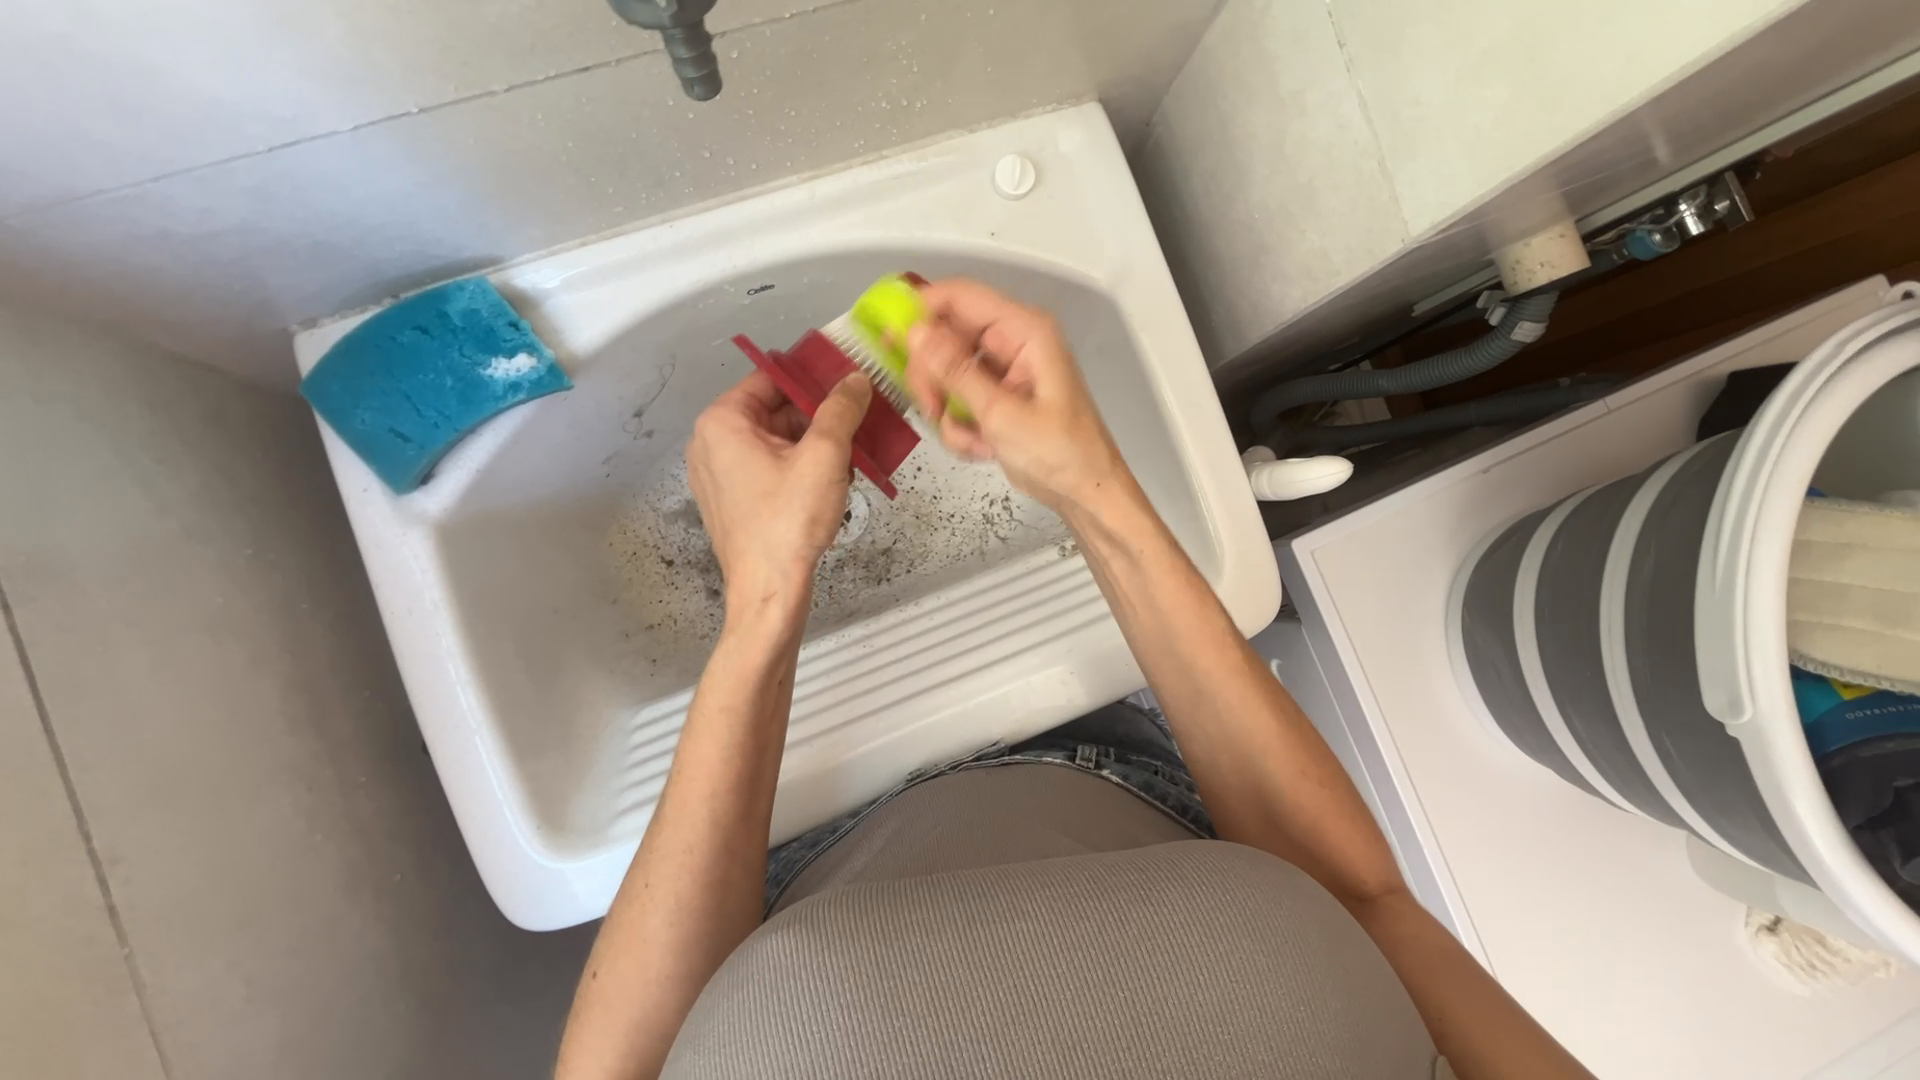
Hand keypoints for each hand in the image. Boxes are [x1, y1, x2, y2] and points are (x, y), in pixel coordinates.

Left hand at [686, 370, 871, 610]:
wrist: (771, 591)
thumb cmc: (788, 521)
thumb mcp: (824, 456)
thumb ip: (841, 409)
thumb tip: (855, 380)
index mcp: (722, 422)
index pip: (771, 378)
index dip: (812, 377)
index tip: (847, 381)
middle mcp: (712, 444)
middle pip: (775, 411)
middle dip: (820, 417)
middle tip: (859, 423)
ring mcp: (720, 475)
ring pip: (777, 442)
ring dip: (816, 446)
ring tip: (853, 458)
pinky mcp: (734, 502)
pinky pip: (771, 469)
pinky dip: (802, 469)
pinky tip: (834, 483)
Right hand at [903, 278, 1129, 511]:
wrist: (1084, 493)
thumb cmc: (1062, 453)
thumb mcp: (1001, 413)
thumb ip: (955, 371)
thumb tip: (916, 333)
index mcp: (1025, 331)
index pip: (960, 297)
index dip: (921, 310)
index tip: (890, 338)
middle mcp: (1013, 343)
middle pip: (945, 337)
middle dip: (932, 377)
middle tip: (930, 407)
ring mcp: (1003, 372)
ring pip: (946, 374)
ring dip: (948, 410)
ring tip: (970, 437)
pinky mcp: (996, 398)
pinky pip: (957, 401)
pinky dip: (961, 427)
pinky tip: (981, 447)